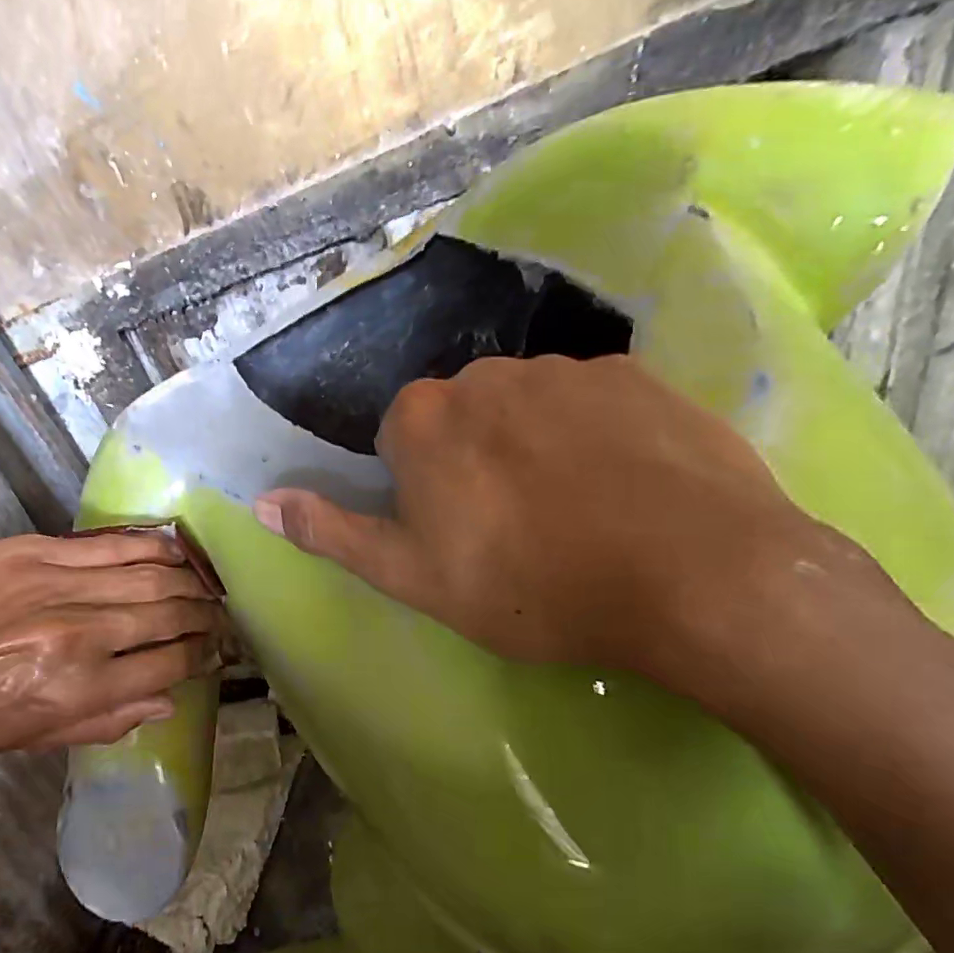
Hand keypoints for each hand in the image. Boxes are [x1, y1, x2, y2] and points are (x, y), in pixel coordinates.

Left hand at [0, 531, 221, 765]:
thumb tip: (170, 699)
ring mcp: (58, 582)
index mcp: (80, 685)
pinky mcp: (34, 549)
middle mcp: (80, 630)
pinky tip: (173, 548)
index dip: (202, 656)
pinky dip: (151, 544)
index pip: (170, 662)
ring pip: (150, 570)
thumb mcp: (34, 738)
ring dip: (188, 577)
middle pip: (170, 612)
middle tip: (219, 615)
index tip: (214, 651)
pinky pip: (110, 542)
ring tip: (204, 582)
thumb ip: (109, 718)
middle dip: (206, 614)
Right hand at [254, 355, 874, 692]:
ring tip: (584, 511)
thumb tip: (263, 501)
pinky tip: (631, 487)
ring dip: (541, 445)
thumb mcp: (416, 577)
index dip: (427, 489)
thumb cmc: (535, 584)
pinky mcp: (636, 375)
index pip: (404, 439)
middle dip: (479, 459)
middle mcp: (488, 375)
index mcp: (426, 418)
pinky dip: (601, 435)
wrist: (690, 572)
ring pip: (532, 407)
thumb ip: (334, 532)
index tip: (463, 534)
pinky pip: (596, 402)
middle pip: (467, 417)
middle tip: (523, 528)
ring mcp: (567, 368)